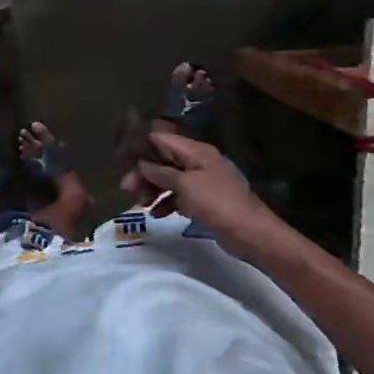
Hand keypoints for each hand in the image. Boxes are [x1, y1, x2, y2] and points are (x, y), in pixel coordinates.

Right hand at [122, 128, 274, 242]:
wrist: (251, 234)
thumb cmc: (217, 204)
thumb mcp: (185, 185)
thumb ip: (160, 172)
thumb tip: (142, 164)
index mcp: (196, 152)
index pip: (161, 139)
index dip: (141, 146)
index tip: (122, 158)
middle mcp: (198, 162)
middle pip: (163, 161)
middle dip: (144, 173)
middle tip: (127, 188)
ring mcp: (201, 181)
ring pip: (168, 179)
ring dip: (152, 189)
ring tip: (141, 204)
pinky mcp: (203, 200)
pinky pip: (178, 195)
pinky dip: (165, 202)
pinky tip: (157, 214)